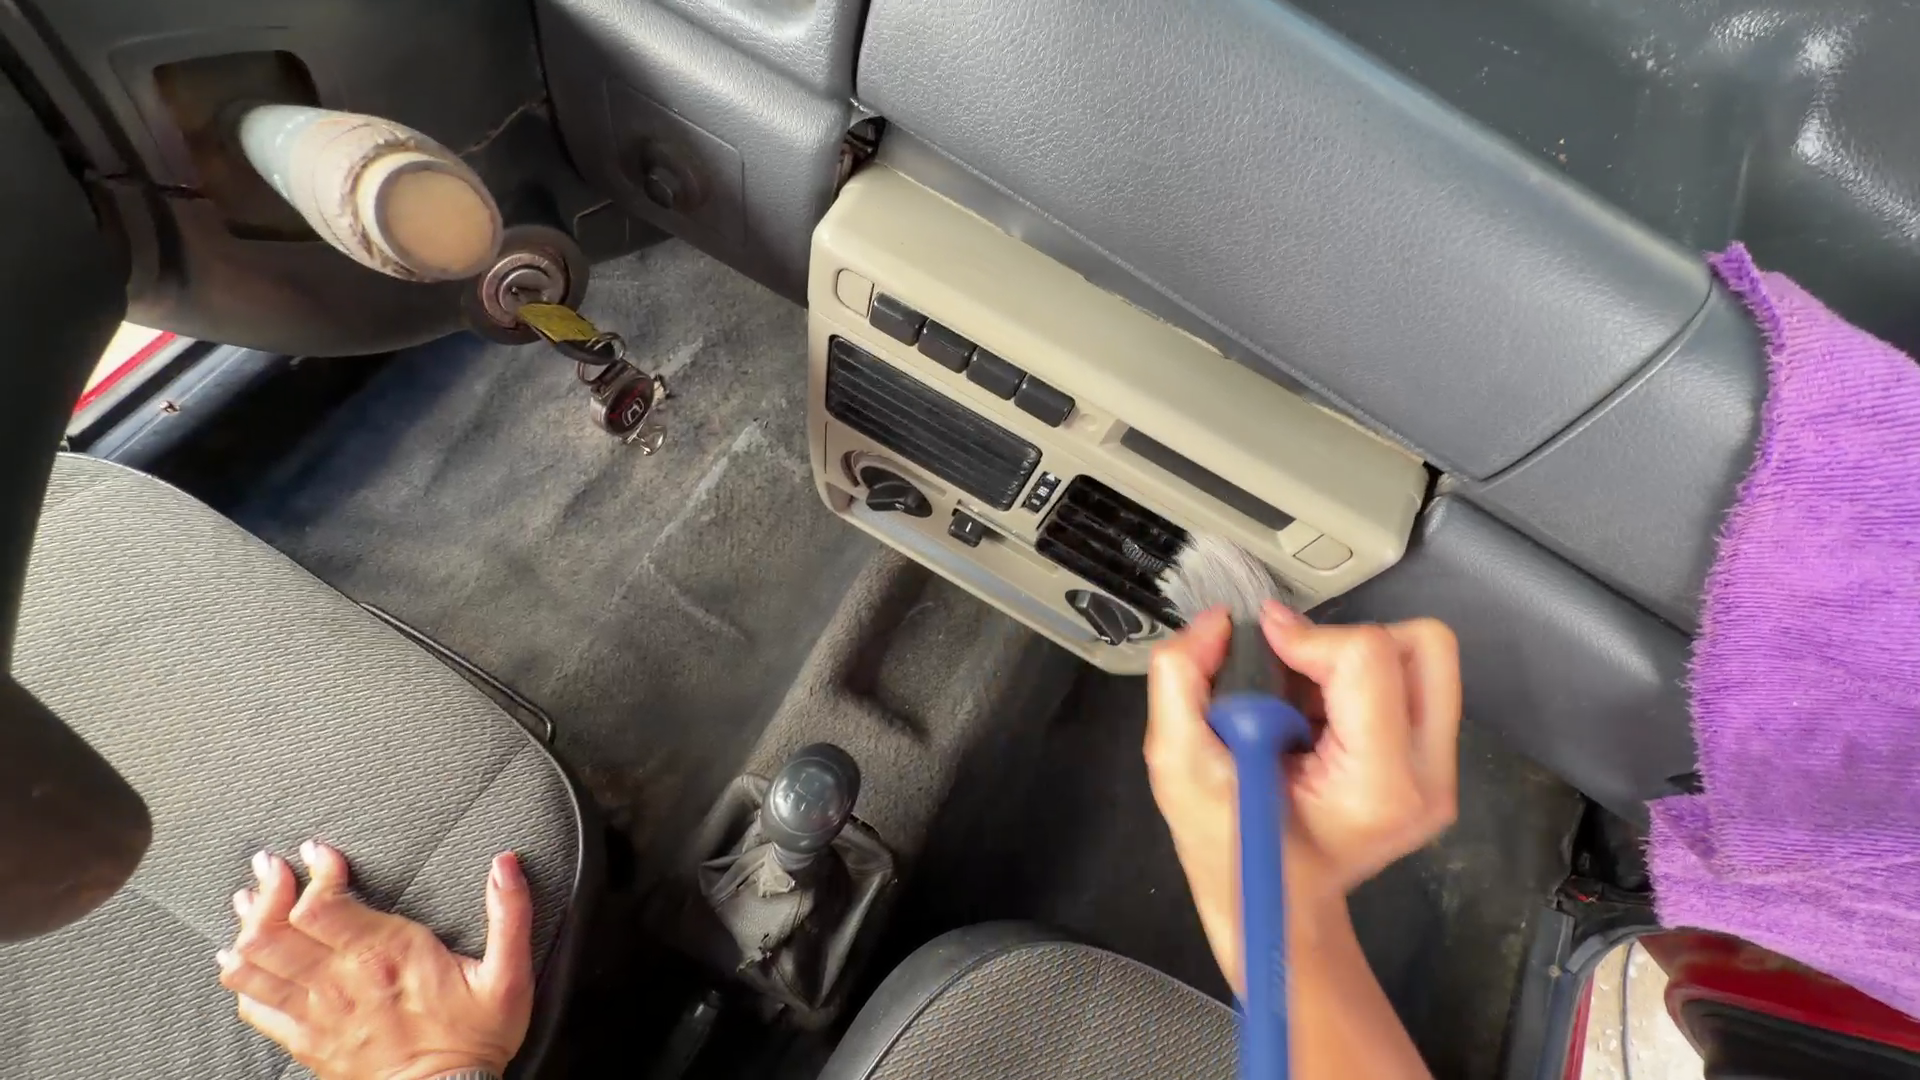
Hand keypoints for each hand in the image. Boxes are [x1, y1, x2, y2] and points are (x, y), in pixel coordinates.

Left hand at [218, 841, 533, 1079]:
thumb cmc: (479, 1034)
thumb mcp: (511, 971)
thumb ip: (511, 912)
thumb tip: (506, 862)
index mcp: (391, 956)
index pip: (326, 906)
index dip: (316, 873)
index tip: (320, 849)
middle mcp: (343, 982)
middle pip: (275, 931)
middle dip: (270, 890)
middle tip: (272, 862)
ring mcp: (318, 1014)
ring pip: (254, 965)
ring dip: (248, 926)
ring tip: (252, 896)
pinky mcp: (306, 1041)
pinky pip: (253, 1006)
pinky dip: (239, 976)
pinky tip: (239, 956)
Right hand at [1144, 604, 1460, 994]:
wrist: (1274, 907)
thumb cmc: (1226, 845)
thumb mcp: (1175, 763)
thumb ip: (1179, 679)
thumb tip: (1220, 622)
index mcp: (1375, 786)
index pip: (1367, 658)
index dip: (1302, 636)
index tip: (1256, 648)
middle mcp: (1427, 776)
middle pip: (1420, 646)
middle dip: (1340, 640)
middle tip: (1288, 668)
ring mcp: (1439, 771)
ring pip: (1420, 655)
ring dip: (1347, 655)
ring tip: (1297, 693)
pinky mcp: (1432, 761)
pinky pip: (1407, 678)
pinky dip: (1351, 674)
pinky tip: (1310, 712)